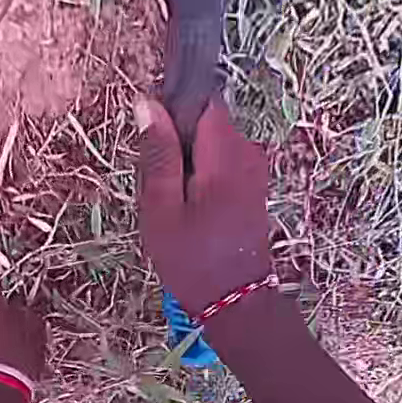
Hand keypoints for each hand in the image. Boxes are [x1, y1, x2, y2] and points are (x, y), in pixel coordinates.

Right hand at [136, 96, 273, 316]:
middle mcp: (248, 152)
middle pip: (204, 125)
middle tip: (160, 192)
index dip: (172, 119)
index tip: (155, 154)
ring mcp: (254, 170)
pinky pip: (219, 168)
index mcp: (226, 152)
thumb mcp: (162, 209)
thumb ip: (158, 156)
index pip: (200, 102)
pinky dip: (200, 184)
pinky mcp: (253, 187)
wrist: (233, 301)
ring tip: (173, 208)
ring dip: (187, 170)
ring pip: (210, 148)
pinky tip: (190, 215)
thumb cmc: (191, 259)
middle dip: (177, 149)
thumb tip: (147, 105)